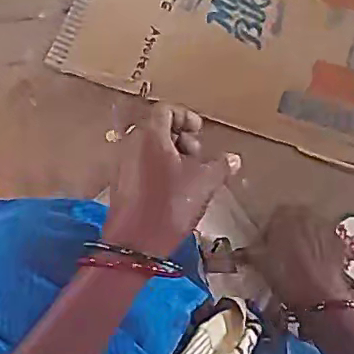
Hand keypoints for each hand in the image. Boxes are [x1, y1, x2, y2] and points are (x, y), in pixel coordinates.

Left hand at [100, 104, 238, 257]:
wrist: (135, 244)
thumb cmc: (170, 205)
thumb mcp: (204, 183)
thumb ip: (220, 166)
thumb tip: (233, 158)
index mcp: (150, 135)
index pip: (166, 109)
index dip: (186, 116)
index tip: (199, 130)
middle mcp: (131, 143)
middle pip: (156, 127)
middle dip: (180, 136)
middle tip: (197, 154)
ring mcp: (121, 164)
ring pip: (148, 147)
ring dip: (170, 153)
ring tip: (189, 174)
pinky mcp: (119, 183)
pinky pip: (140, 163)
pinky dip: (158, 167)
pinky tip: (173, 188)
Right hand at [257, 206, 353, 311]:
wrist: (320, 296)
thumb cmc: (285, 275)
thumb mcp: (260, 263)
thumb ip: (249, 252)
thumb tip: (237, 253)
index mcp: (285, 214)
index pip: (271, 218)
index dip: (265, 235)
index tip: (262, 251)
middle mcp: (307, 215)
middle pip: (293, 221)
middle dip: (285, 235)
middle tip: (278, 256)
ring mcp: (326, 227)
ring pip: (310, 231)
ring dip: (302, 242)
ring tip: (296, 263)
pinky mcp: (340, 243)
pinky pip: (324, 243)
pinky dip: (318, 251)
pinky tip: (312, 268)